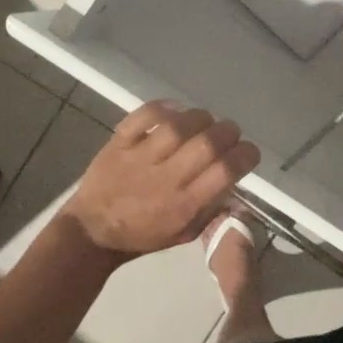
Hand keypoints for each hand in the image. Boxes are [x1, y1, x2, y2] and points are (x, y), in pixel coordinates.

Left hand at [58, 101, 260, 258]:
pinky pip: (143, 117)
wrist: (92, 230)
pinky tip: (176, 110)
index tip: (250, 151)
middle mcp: (166, 179)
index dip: (246, 155)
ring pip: (178, 127)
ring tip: (206, 120)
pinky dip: (163, 107)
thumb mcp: (185, 234)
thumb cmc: (143, 235)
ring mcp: (140, 158)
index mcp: (185, 205)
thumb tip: (239, 188)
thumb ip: (213, 211)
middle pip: (206, 145)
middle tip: (230, 132)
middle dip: (228, 132)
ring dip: (200, 118)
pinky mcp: (119, 143)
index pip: (225, 172)